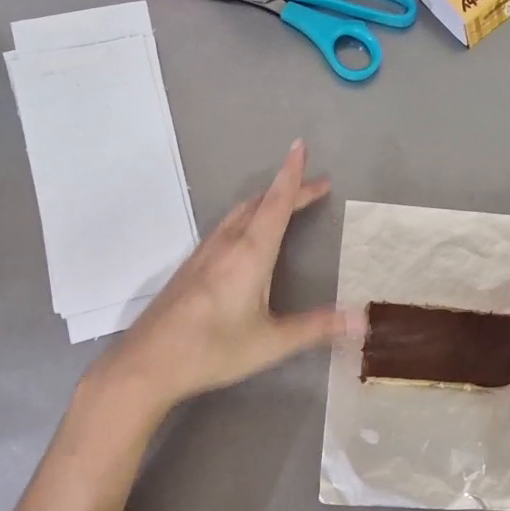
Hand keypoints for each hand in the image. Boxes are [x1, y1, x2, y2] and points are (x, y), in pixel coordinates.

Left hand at [76, 140, 355, 419]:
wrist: (146, 364)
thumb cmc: (213, 350)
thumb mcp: (272, 342)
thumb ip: (317, 327)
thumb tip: (363, 319)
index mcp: (250, 253)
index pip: (277, 203)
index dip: (293, 175)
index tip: (301, 146)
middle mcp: (226, 245)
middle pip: (260, 203)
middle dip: (288, 189)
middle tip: (316, 186)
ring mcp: (204, 254)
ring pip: (239, 214)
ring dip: (266, 202)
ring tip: (286, 203)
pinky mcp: (190, 268)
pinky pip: (225, 228)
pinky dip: (247, 218)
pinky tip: (247, 236)